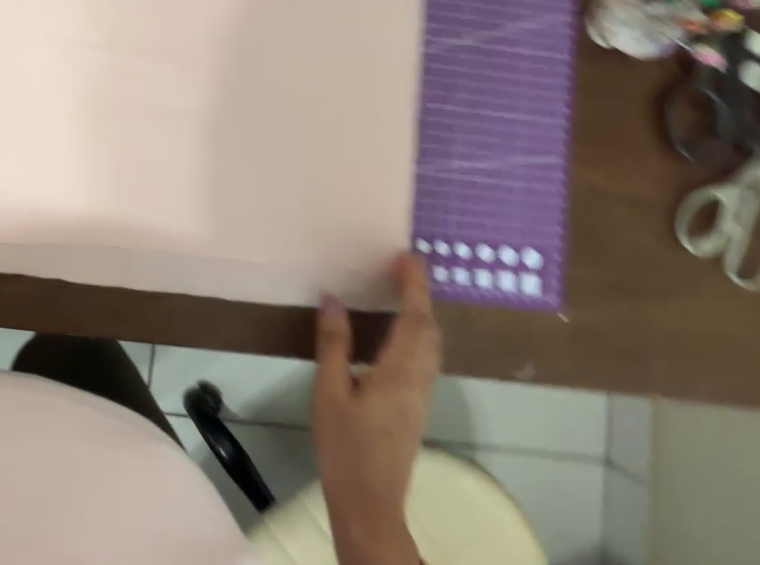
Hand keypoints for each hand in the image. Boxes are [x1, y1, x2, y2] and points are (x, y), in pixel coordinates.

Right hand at [312, 254, 440, 563]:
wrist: (370, 503)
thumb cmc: (344, 447)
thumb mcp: (328, 391)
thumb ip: (333, 344)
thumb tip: (334, 300)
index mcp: (398, 373)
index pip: (414, 320)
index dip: (414, 286)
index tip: (407, 256)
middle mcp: (418, 381)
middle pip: (430, 331)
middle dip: (421, 296)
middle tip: (404, 267)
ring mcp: (421, 397)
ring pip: (431, 346)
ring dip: (422, 314)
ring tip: (403, 291)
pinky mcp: (415, 409)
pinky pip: (425, 359)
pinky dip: (418, 334)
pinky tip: (399, 334)